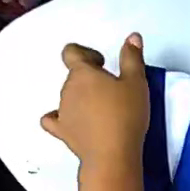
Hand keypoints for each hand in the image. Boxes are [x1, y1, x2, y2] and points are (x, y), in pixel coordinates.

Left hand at [41, 34, 150, 168]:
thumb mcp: (136, 82)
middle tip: (112, 91)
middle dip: (90, 80)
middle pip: (74, 77)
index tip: (102, 64)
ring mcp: (62, 112)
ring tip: (104, 112)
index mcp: (83, 73)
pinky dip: (59, 118)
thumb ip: (132, 57)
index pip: (71, 52)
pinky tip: (72, 122)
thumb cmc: (126, 114)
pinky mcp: (62, 132)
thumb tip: (132, 37)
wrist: (112, 154)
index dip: (85, 53)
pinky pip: (53, 120)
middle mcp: (67, 89)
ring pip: (68, 97)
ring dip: (82, 99)